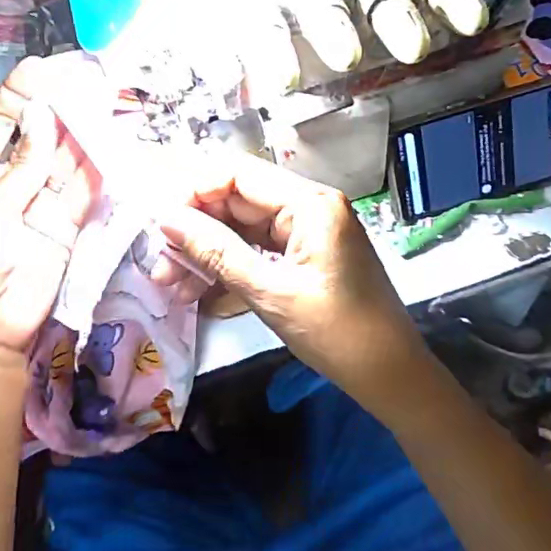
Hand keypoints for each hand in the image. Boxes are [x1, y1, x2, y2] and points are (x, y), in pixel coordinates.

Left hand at [0, 60, 93, 396]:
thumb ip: (24, 166)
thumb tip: (46, 119)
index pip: (0, 123)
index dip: (20, 95)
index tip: (44, 67)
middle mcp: (10, 185)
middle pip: (40, 139)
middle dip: (62, 111)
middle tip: (91, 80)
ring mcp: (41, 207)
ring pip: (67, 163)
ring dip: (85, 136)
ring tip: (108, 101)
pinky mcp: (68, 229)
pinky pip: (84, 193)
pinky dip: (98, 170)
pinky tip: (113, 143)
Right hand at [156, 151, 426, 403]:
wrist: (390, 376)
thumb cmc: (336, 331)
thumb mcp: (269, 291)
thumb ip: (216, 251)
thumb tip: (166, 220)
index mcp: (309, 203)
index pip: (238, 175)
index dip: (195, 193)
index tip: (162, 223)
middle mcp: (308, 208)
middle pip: (237, 203)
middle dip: (196, 231)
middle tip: (160, 264)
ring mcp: (307, 234)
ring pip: (242, 231)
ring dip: (207, 255)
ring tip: (171, 285)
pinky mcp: (304, 258)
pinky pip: (257, 252)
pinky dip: (229, 269)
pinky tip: (198, 292)